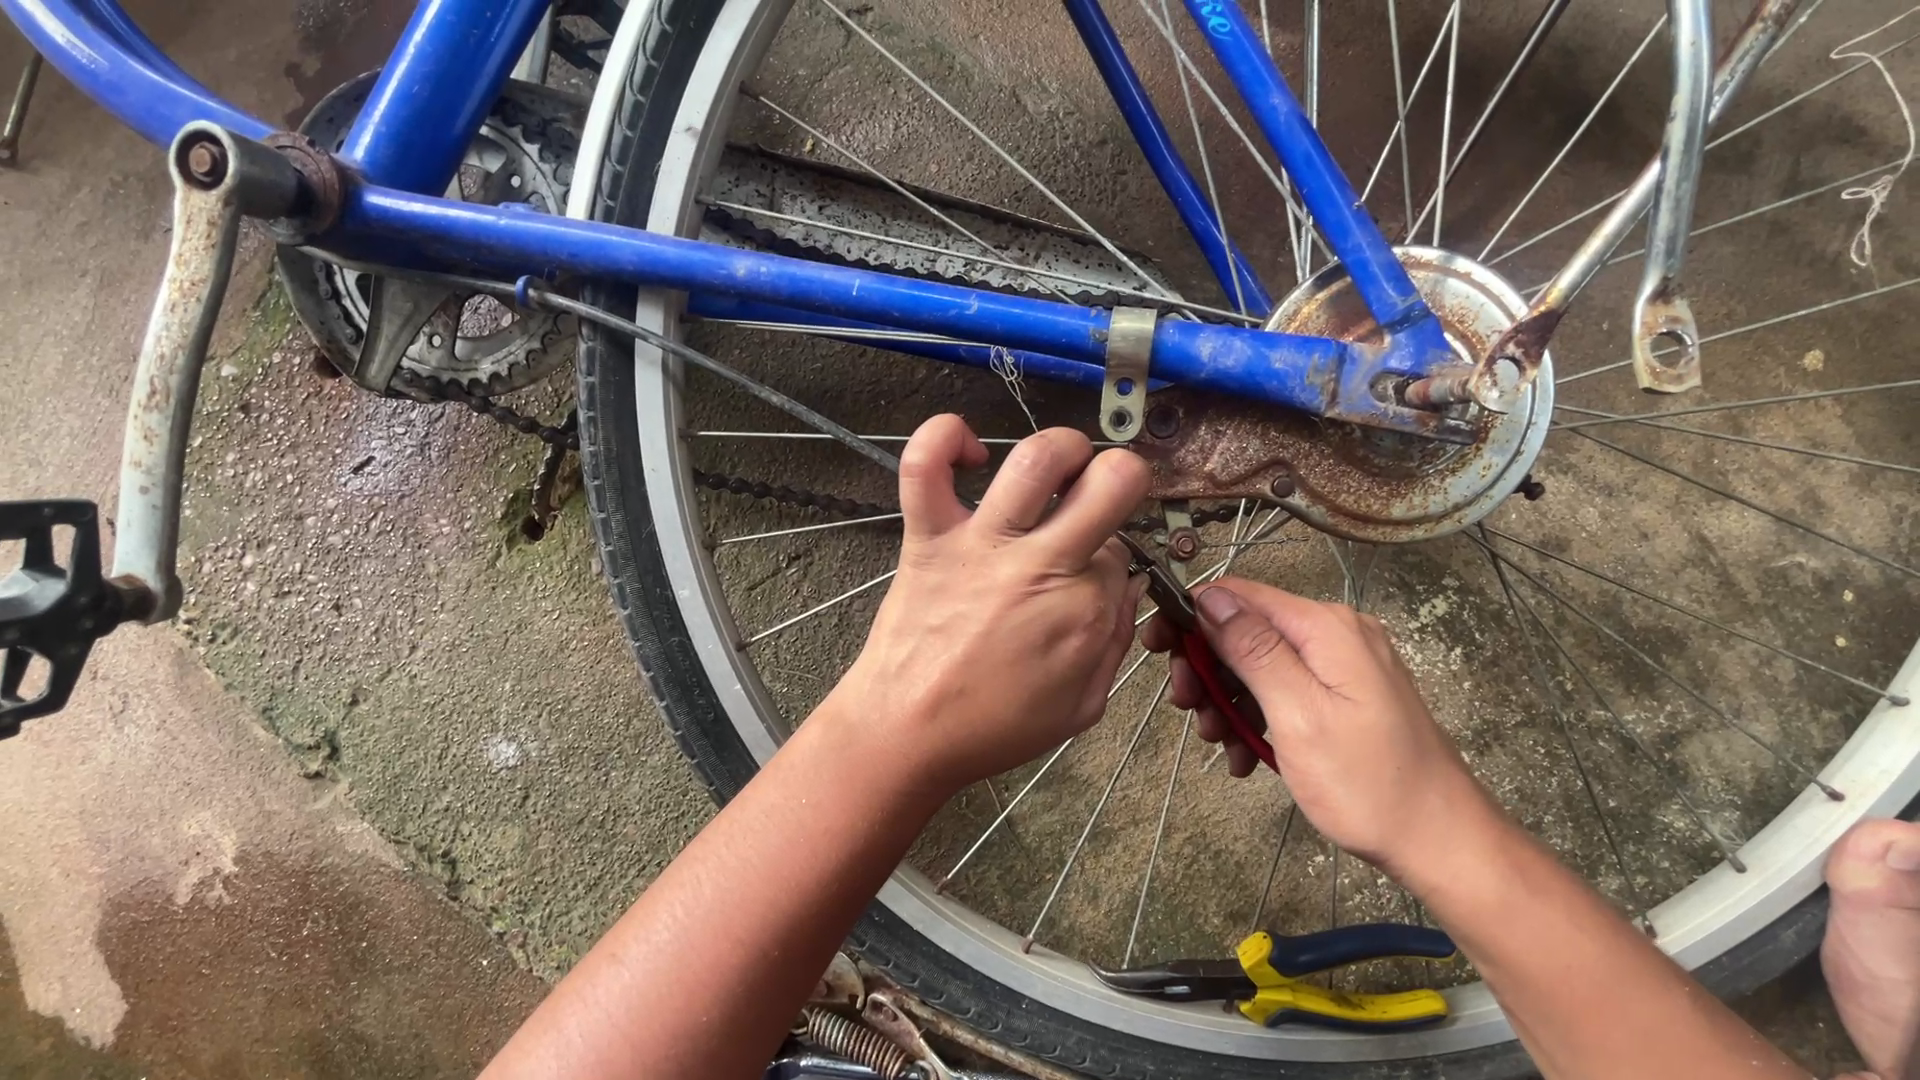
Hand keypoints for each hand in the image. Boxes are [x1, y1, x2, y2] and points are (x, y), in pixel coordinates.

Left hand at [827, 415, 1151, 794]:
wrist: (907, 733)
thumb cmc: (993, 727)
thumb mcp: (1083, 707)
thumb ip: (1115, 642)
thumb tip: (1125, 586)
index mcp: (1085, 608)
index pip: (1121, 550)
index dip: (1109, 559)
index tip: (1087, 575)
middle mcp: (1041, 564)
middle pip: (1111, 481)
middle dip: (1121, 477)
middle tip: (1098, 498)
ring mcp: (981, 544)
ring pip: (1037, 459)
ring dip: (1063, 448)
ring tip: (1056, 468)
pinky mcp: (928, 537)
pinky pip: (925, 468)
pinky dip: (942, 439)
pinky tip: (969, 450)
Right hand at [1143, 578, 1493, 878]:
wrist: (1441, 843)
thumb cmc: (1366, 782)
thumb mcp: (1297, 713)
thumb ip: (1252, 649)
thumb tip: (1210, 596)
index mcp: (1324, 627)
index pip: (1237, 594)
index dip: (1190, 616)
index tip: (1156, 652)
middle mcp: (1335, 633)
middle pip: (1246, 629)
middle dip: (1207, 667)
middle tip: (1188, 710)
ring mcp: (1343, 664)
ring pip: (1260, 663)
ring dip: (1228, 699)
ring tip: (1219, 741)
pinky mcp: (1345, 694)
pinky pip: (1285, 689)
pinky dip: (1258, 715)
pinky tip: (1246, 753)